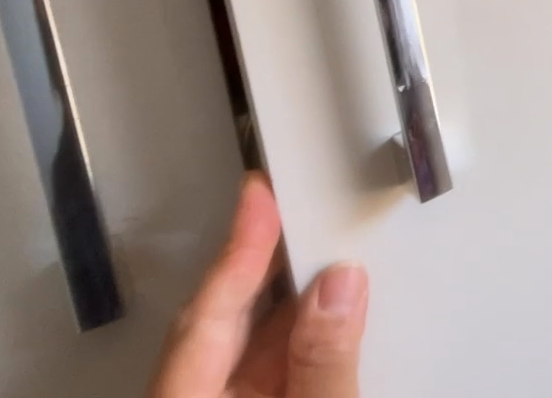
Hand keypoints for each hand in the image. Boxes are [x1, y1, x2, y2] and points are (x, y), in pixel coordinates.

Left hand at [151, 173, 369, 397]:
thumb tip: (341, 284)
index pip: (210, 313)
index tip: (259, 190)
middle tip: (304, 199)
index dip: (240, 246)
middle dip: (269, 257)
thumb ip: (322, 361)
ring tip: (334, 246)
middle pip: (224, 319)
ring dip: (296, 294)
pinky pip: (267, 359)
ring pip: (249, 338)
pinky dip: (302, 327)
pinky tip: (333, 307)